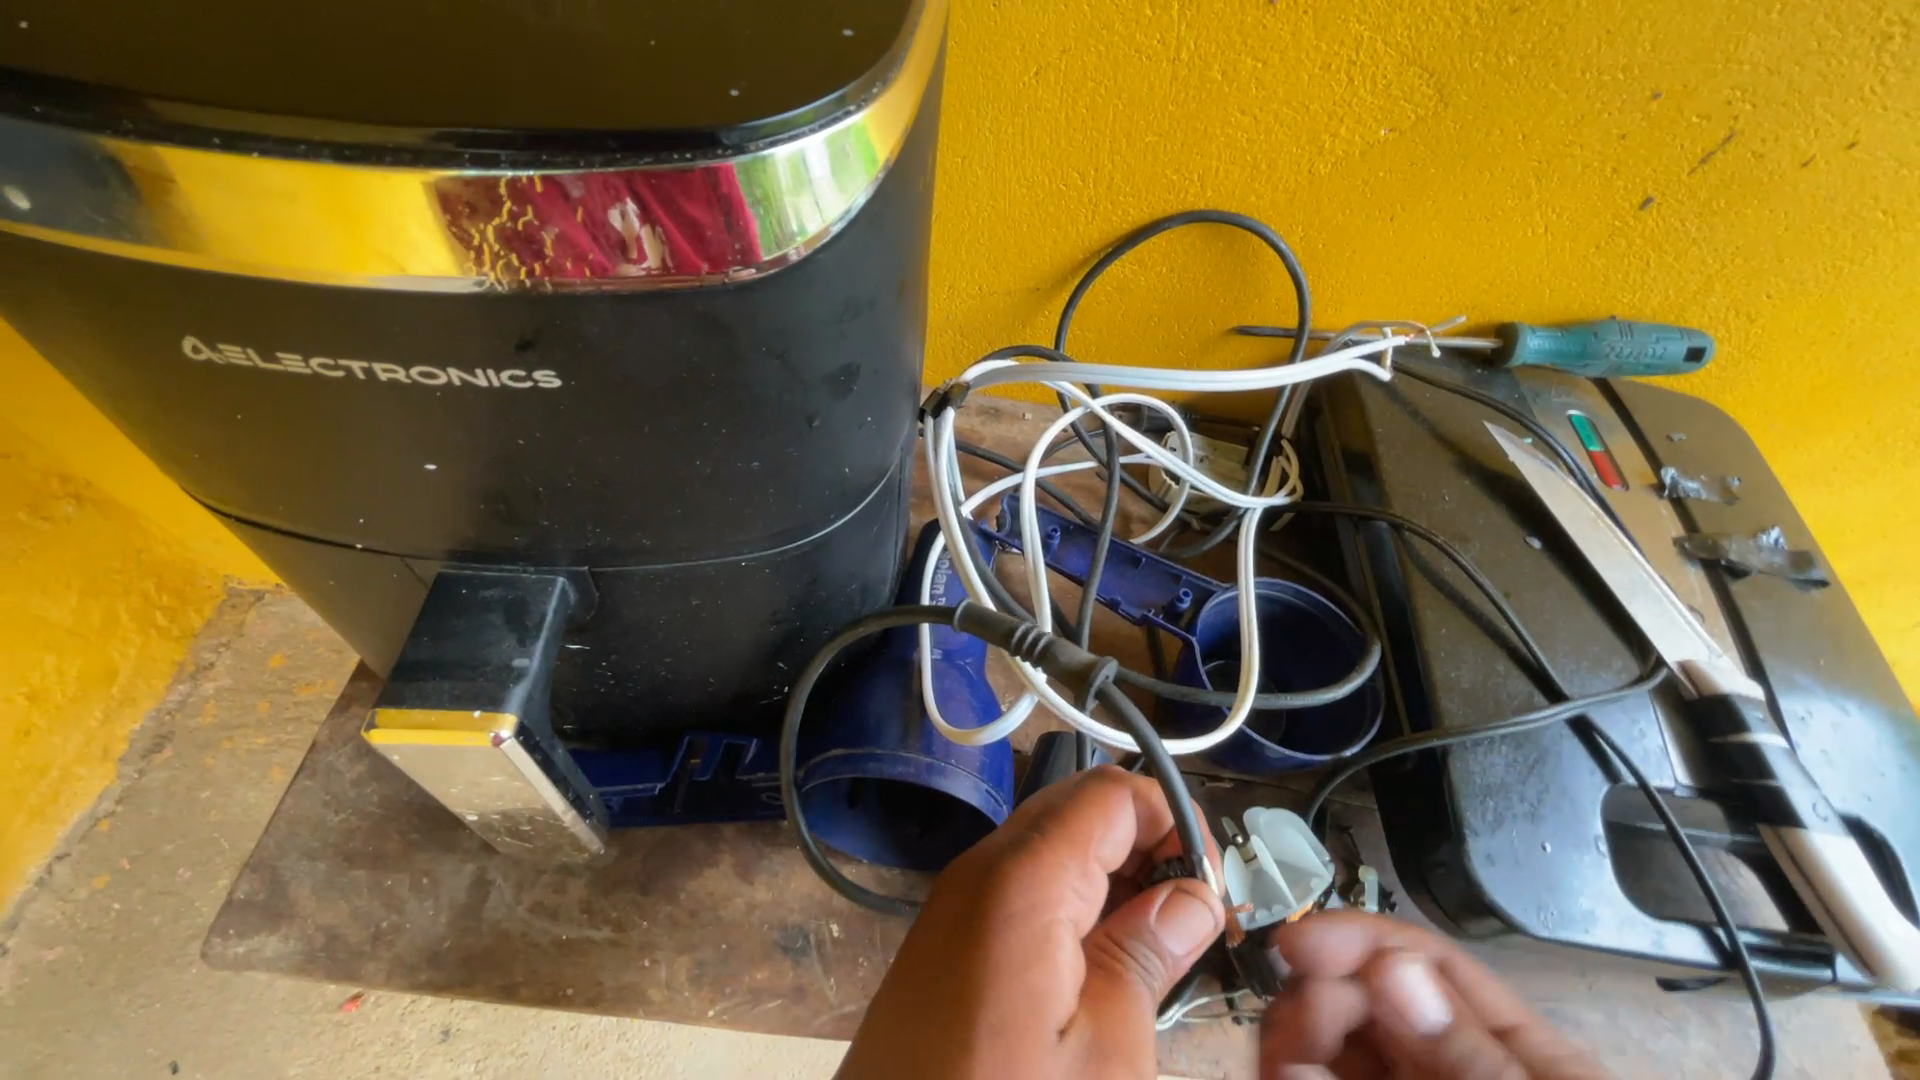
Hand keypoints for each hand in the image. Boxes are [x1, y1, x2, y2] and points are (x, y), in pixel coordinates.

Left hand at [837, 766, 1224, 1079]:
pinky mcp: (949, 931)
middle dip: (1146, 844)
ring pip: (1054, 843)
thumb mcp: (1104, 1052)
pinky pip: (1023, 882)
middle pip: (1081, 809)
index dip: (1172, 822)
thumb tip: (1191, 895)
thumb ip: (1147, 954)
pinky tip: (1100, 958)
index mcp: (1024, 876)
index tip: (1208, 889)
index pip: (1113, 793)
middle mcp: (984, 866)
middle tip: (1190, 918)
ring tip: (1154, 944)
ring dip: (1112, 874)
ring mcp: (959, 897)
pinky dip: (1072, 899)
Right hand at [1261, 910, 1608, 1078]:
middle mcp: (1450, 1059)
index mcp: (1517, 1052)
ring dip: (1292, 1035)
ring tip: (1279, 1065)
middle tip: (1291, 1036)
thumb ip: (1471, 1056)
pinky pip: (1320, 1074)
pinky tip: (1284, 1074)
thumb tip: (1392, 964)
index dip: (1355, 939)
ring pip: (1331, 1036)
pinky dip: (1294, 1069)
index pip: (1427, 962)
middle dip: (1315, 998)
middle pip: (1365, 994)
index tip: (1293, 944)